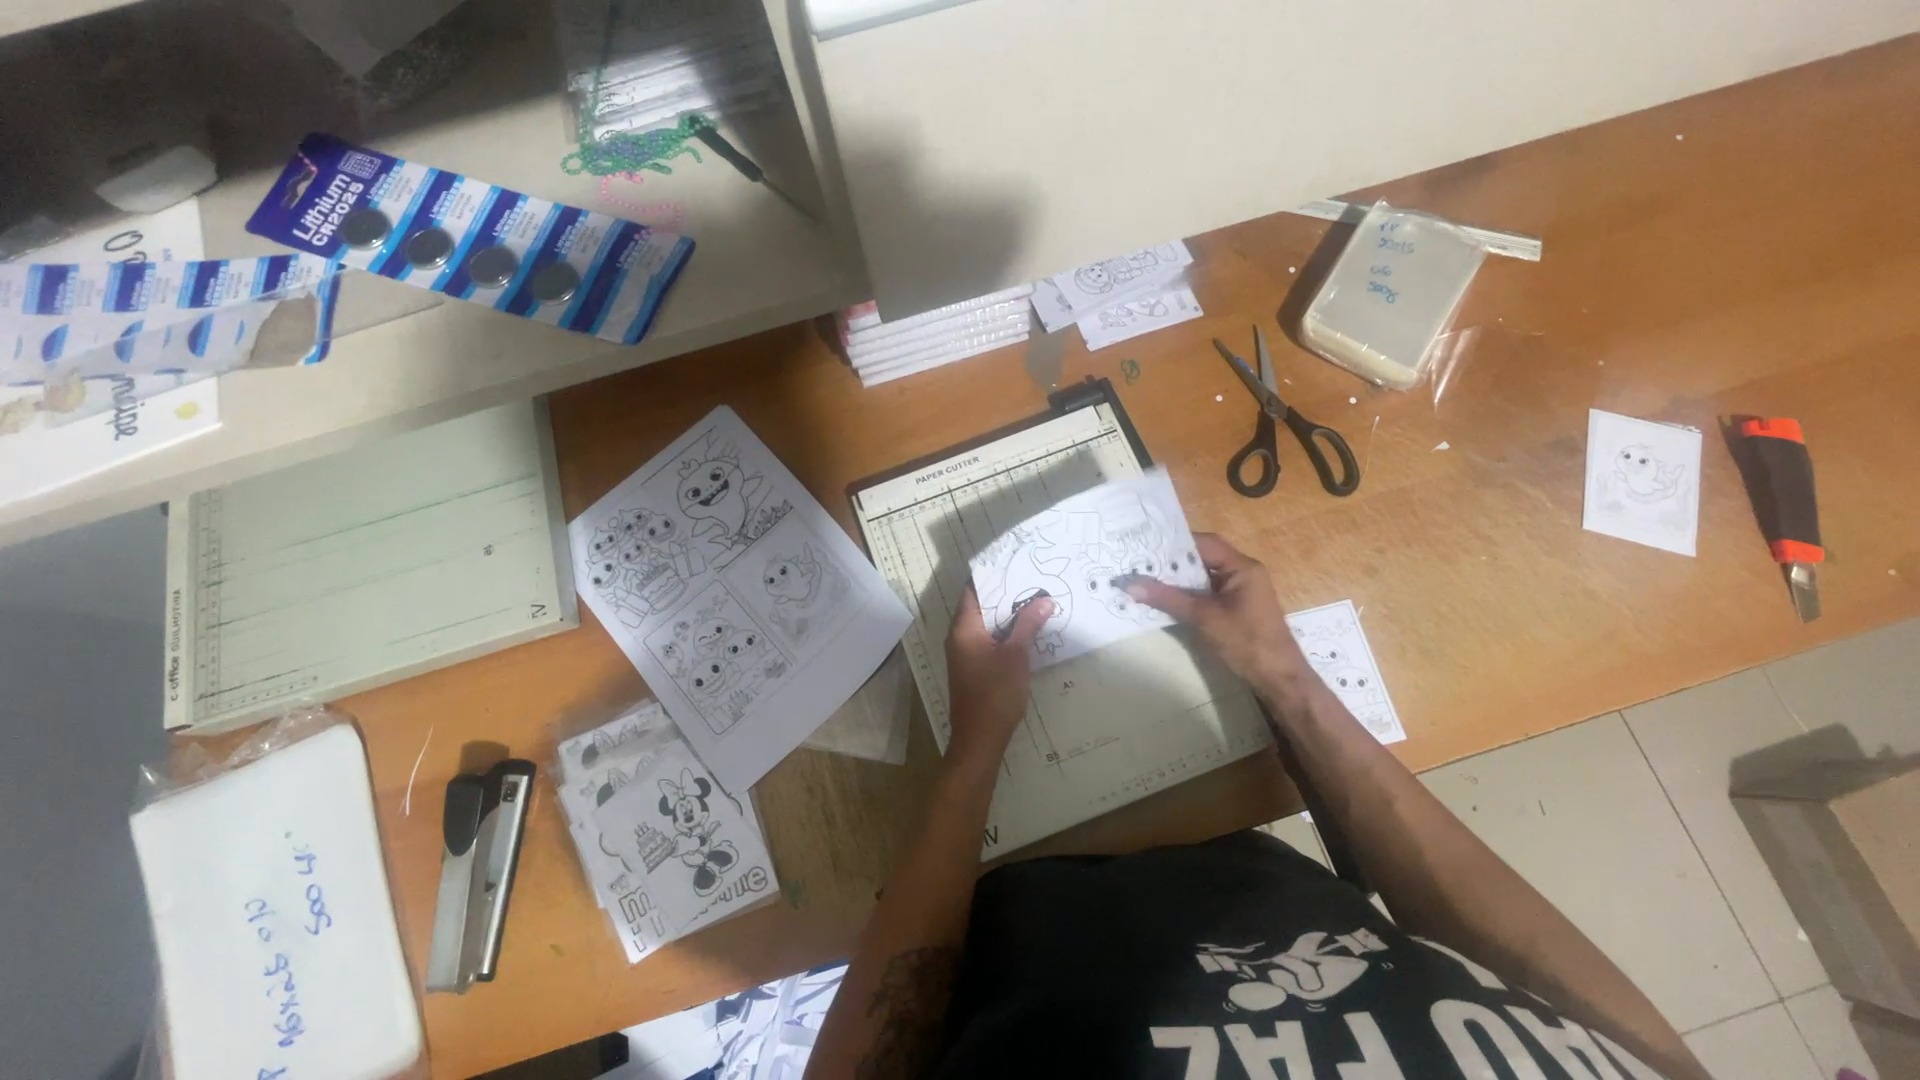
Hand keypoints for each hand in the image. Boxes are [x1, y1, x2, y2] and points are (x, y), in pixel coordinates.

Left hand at [943, 584, 1051, 768]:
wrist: (980, 739)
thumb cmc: (995, 693)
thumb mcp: (1016, 655)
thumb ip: (1028, 624)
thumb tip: (1044, 600)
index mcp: (963, 628)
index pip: (974, 590)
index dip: (993, 575)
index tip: (1016, 563)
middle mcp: (959, 637)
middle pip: (981, 606)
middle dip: (1007, 594)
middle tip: (1034, 581)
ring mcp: (965, 654)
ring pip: (987, 625)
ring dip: (1009, 615)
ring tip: (1036, 601)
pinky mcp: (974, 668)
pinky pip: (990, 641)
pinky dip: (1006, 633)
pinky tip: (1029, 631)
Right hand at [1124, 533, 1309, 691]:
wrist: (1277, 677)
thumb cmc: (1246, 642)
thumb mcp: (1204, 618)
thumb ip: (1168, 599)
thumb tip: (1130, 585)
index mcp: (1243, 568)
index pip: (1206, 544)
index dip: (1177, 543)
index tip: (1148, 546)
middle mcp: (1244, 573)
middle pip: (1204, 558)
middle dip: (1174, 562)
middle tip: (1141, 563)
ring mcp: (1241, 591)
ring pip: (1204, 577)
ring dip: (1179, 579)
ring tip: (1146, 579)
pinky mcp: (1236, 608)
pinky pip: (1208, 593)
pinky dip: (1188, 594)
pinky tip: (1165, 599)